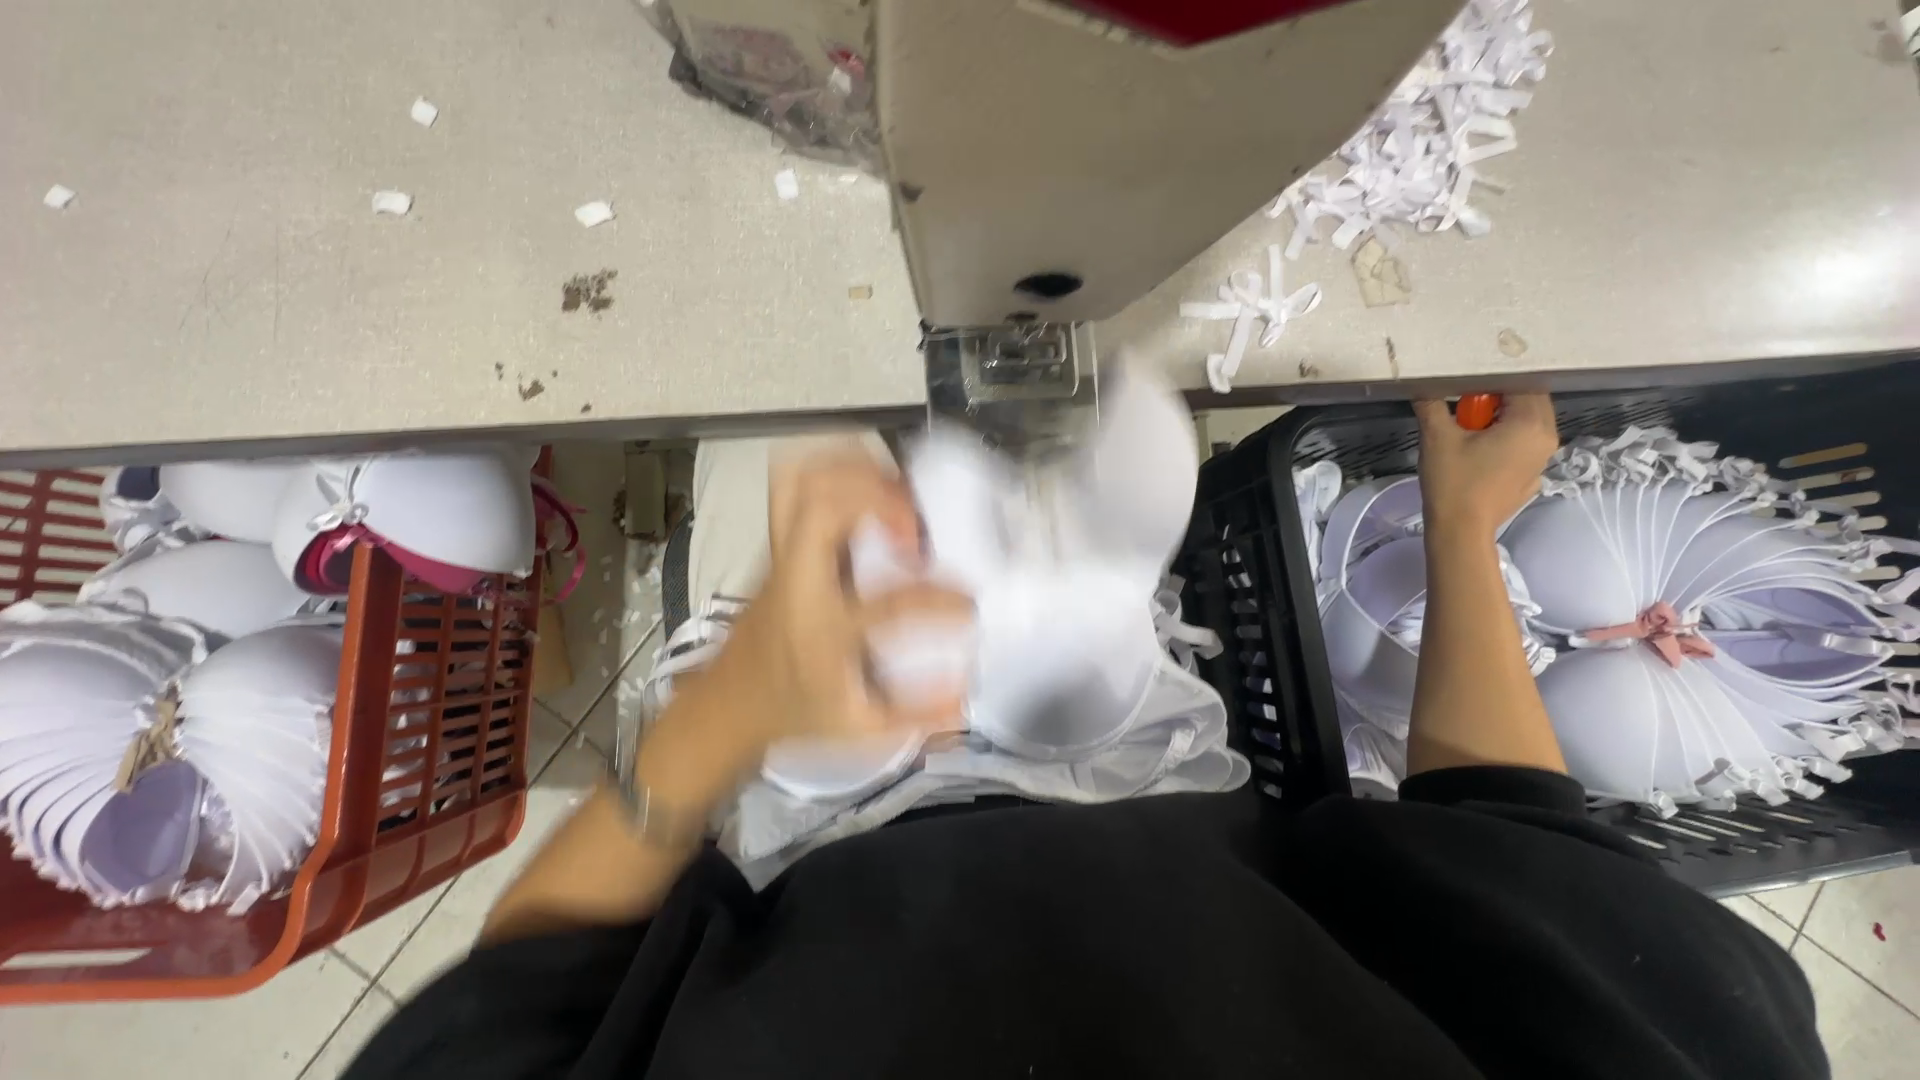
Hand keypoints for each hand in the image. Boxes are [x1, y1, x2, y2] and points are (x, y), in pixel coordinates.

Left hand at [686, 448, 973, 754]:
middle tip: (916, 524)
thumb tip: (963, 699)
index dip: (937, 599)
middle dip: (880, 500)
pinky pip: (793, 485)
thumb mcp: (856, 727)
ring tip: (894, 489)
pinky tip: (865, 480)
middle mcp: (797, 581)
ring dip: (853, 472)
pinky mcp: (777, 544)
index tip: (966, 604)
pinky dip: (831, 468)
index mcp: (822, 629)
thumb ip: (913, 715)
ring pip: (802, 483)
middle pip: (823, 508)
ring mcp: (781, 555)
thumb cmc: (795, 709)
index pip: (887, 604)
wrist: (728, 703)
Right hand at [1412, 394, 1557, 537]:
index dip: (1493, 382)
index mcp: (1530, 423)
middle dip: (1499, 401)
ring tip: (1472, 434)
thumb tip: (1424, 386)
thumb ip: (1433, 405)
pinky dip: (1507, 444)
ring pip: (1527, 425)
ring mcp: (1542, 460)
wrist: (1460, 530)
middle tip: (1467, 412)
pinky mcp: (1533, 478)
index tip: (1468, 390)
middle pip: (1529, 403)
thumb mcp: (1437, 437)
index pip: (1522, 383)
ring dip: (1502, 422)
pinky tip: (1481, 458)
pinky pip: (1524, 449)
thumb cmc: (1453, 481)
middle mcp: (1547, 437)